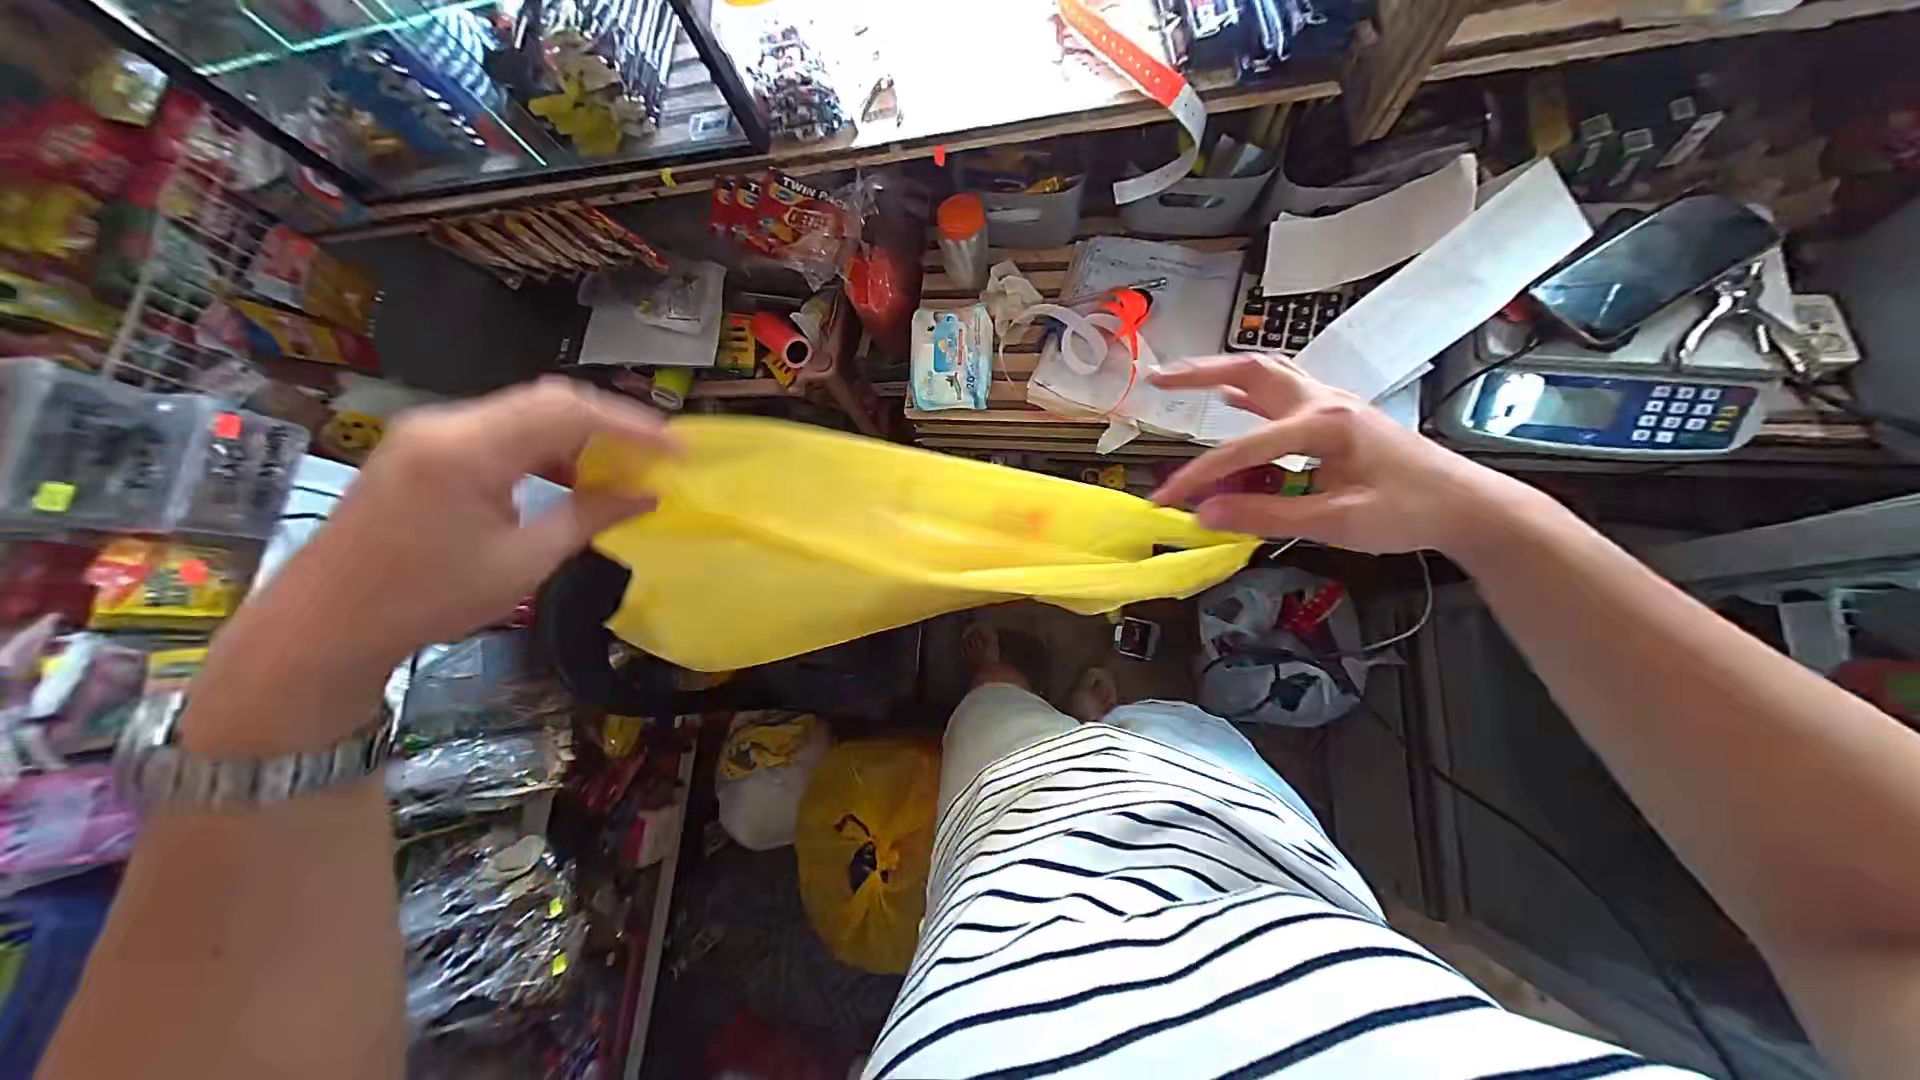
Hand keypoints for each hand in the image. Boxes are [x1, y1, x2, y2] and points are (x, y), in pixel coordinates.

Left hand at [266, 378, 675, 668]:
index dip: (633, 426)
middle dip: (611, 425)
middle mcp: (448, 424)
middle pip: (549, 401)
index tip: (678, 449)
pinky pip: (501, 432)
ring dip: (579, 436)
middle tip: (656, 456)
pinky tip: (569, 477)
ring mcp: (431, 432)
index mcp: (469, 449)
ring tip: (620, 470)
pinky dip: (545, 448)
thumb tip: (646, 495)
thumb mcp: (524, 561)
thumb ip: (590, 517)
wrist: (324, 625)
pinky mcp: (425, 449)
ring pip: (526, 413)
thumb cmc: (429, 599)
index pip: (569, 412)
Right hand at [1148, 355, 1539, 555]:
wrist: (1467, 505)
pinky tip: (1229, 402)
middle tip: (1159, 380)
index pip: (1243, 450)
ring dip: (1222, 375)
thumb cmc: (1410, 512)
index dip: (1199, 476)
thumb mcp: (1336, 522)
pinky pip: (1282, 394)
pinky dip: (1249, 394)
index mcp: (1324, 426)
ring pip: (1268, 375)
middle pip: (1253, 371)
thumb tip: (1206, 513)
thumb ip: (1266, 516)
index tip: (1166, 497)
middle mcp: (1324, 403)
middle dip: (1200, 373)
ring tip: (1182, 382)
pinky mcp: (1335, 417)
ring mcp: (1331, 405)